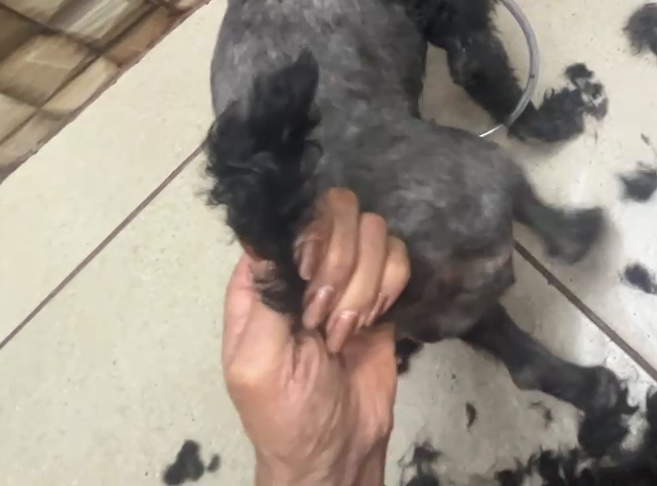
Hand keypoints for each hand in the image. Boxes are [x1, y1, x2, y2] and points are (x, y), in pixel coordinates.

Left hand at [223, 189, 410, 485]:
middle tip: (324, 314)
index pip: (295, 215)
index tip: (310, 274)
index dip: (310, 237)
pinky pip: (399, 254)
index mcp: (268, 274)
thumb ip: (262, 297)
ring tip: (345, 331)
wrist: (340, 445)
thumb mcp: (256, 362)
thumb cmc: (285, 411)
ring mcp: (351, 268)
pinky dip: (390, 288)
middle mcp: (309, 260)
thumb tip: (267, 235)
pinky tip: (373, 322)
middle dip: (342, 265)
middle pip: (340, 211)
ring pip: (375, 231)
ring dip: (365, 287)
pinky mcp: (384, 283)